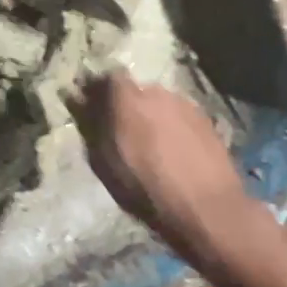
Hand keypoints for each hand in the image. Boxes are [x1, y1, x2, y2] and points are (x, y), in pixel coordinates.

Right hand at [75, 74, 261, 267]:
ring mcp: (185, 104)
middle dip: (126, 105)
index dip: (99, 90)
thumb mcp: (105, 163)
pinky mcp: (206, 120)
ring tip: (152, 144)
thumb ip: (91, 126)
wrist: (209, 208)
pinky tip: (176, 151)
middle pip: (134, 90)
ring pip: (159, 103)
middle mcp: (156, 92)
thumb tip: (77, 100)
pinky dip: (172, 126)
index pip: (106, 77)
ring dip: (151, 116)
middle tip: (123, 131)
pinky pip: (179, 116)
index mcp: (127, 98)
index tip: (93, 108)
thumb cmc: (147, 189)